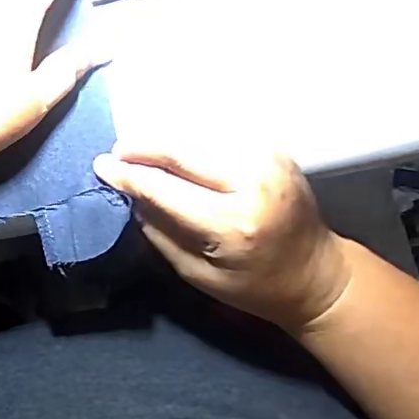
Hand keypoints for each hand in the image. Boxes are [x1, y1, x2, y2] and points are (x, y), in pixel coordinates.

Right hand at [93, 142, 354, 332]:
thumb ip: (161, 233)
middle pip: (184, 148)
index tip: (101, 166)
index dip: (128, 174)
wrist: (317, 275)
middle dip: (144, 146)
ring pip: (202, 133)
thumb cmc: (255, 286)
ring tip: (141, 148)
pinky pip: (224, 132)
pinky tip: (177, 145)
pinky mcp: (276, 150)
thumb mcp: (198, 273)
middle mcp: (252, 182)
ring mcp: (269, 160)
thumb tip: (132, 196)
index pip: (166, 187)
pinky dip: (194, 135)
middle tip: (118, 152)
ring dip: (168, 137)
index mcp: (232, 223)